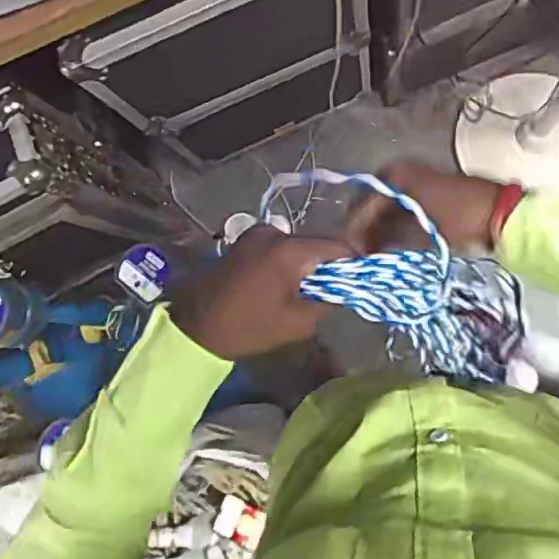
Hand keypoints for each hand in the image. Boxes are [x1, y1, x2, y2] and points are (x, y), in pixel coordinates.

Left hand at [171, 225, 350, 360]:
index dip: (353, 261)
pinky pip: (279, 246)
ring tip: (306, 289)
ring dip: (307, 262)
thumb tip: (345, 289)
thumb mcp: (297, 322)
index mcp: (289, 250)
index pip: (336, 246)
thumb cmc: (248, 327)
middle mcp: (274, 231)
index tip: (362, 278)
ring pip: (298, 244)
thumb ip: (328, 301)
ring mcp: (256, 232)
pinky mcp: (245, 239)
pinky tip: (284, 283)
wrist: (196, 326)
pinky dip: (288, 260)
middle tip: (335, 289)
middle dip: (329, 264)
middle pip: (316, 243)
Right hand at [345, 162, 505, 253]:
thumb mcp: (422, 234)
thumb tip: (367, 248)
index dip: (357, 230)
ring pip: (384, 202)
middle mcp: (402, 171)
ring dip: (377, 224)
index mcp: (398, 177)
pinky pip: (398, 202)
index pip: (364, 205)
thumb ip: (388, 240)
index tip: (353, 250)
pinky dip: (392, 220)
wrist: (500, 214)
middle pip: (371, 200)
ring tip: (372, 248)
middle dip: (364, 225)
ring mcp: (415, 177)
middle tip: (360, 248)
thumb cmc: (462, 220)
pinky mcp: (426, 186)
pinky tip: (389, 238)